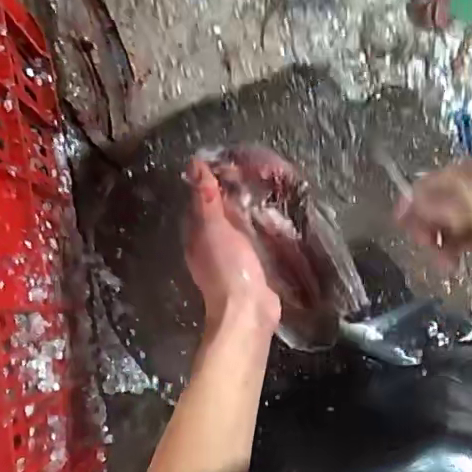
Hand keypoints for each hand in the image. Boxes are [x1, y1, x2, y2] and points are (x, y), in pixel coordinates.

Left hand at [185, 160, 280, 330]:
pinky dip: (263, 227)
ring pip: (239, 224)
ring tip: (271, 189)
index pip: (202, 197)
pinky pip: (255, 239)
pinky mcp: (252, 267)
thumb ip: (206, 198)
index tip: (238, 161)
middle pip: (221, 210)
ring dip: (251, 209)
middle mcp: (211, 243)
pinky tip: (276, 220)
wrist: (248, 310)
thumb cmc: (229, 267)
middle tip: (261, 171)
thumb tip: (195, 164)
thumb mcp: (214, 227)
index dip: (216, 177)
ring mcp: (232, 256)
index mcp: (197, 233)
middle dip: (237, 192)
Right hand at [396, 148, 471, 304]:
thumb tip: (409, 200)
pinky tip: (451, 261)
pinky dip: (446, 245)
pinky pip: (452, 229)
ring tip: (444, 263)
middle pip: (440, 193)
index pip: (445, 176)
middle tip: (427, 249)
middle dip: (428, 221)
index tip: (406, 227)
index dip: (421, 200)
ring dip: (435, 237)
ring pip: (443, 213)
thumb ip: (454, 204)